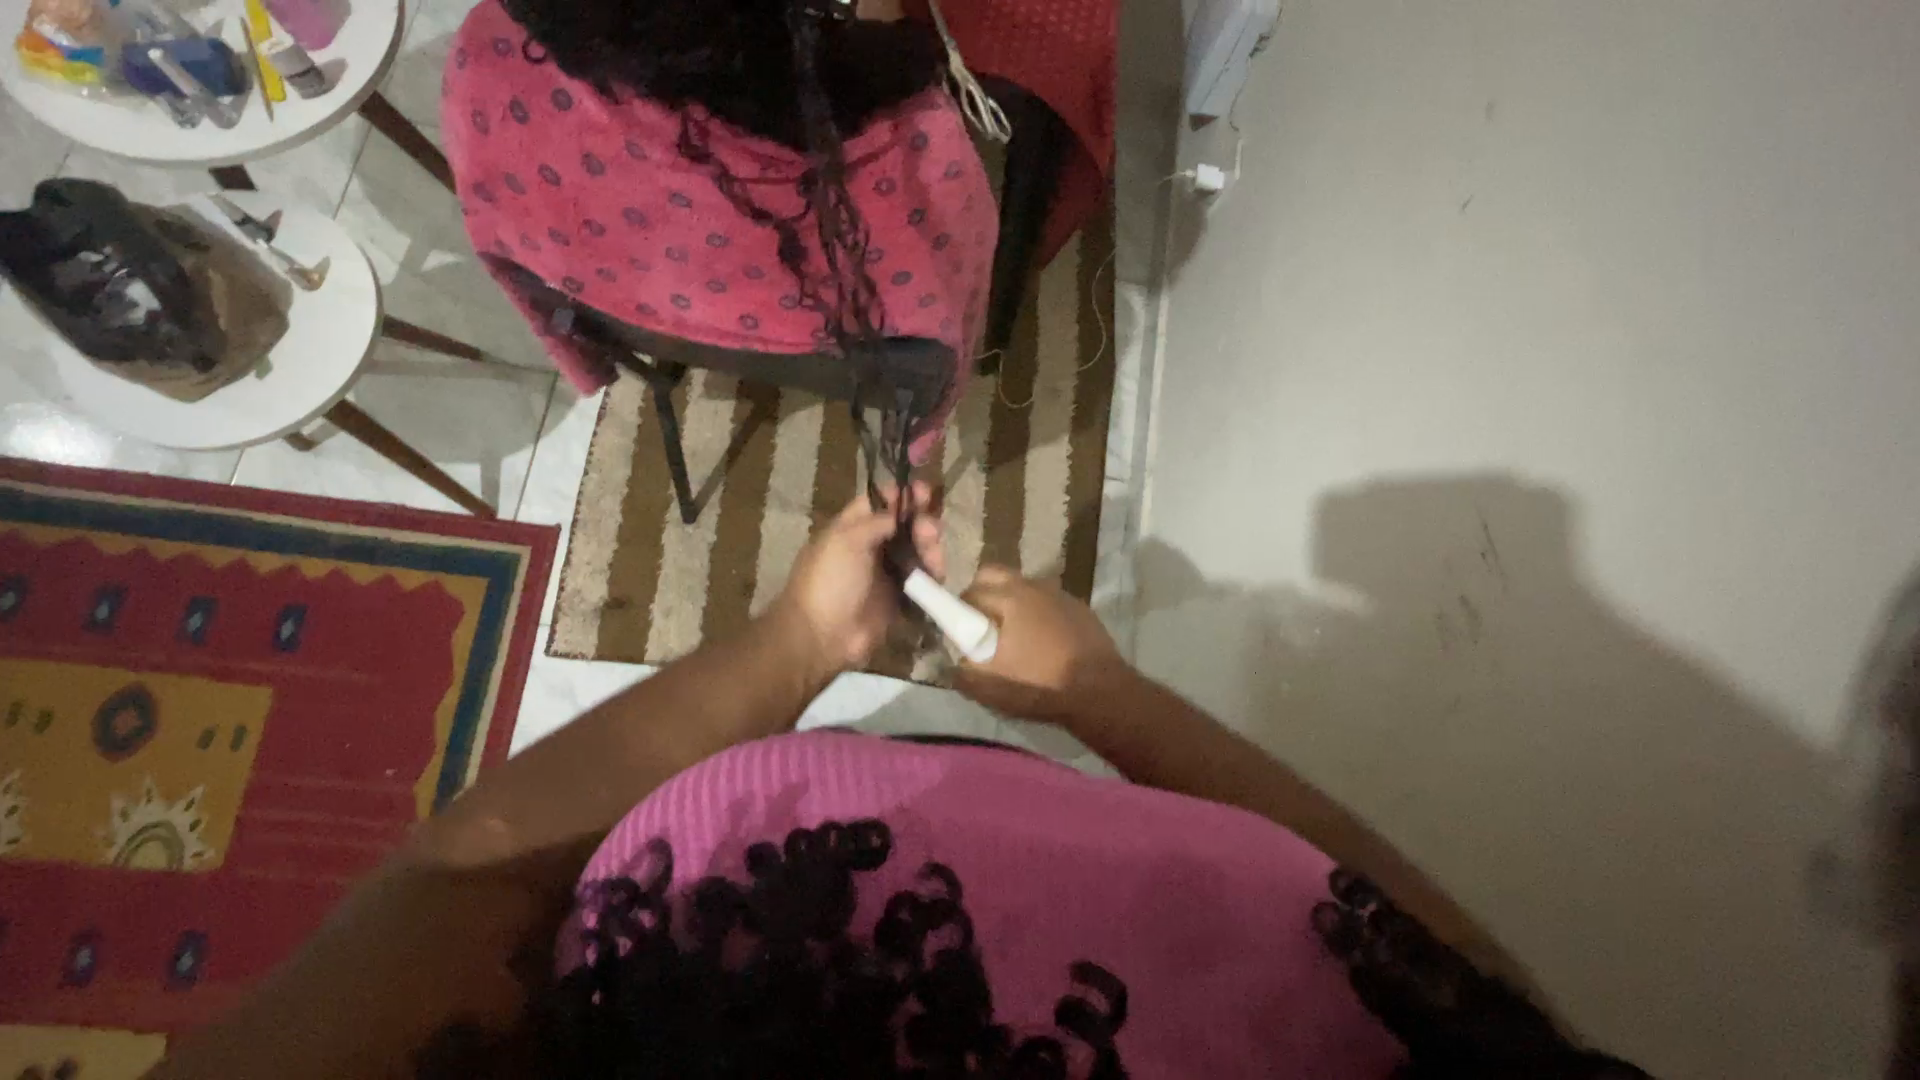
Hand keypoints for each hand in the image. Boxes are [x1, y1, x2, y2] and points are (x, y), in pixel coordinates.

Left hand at [771, 483, 945, 672]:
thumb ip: (876, 519)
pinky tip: (936, 576)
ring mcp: (886, 574)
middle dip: (923, 522)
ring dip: (931, 548)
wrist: (822, 637)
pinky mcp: (899, 599)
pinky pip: (923, 581)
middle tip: (930, 530)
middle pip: (906, 525)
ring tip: (934, 559)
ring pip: (919, 551)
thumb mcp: (845, 539)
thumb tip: (899, 511)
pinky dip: (932, 575)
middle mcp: (871, 547)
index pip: (881, 502)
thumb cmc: (829, 581)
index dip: (903, 495)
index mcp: (852, 528)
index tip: (924, 492)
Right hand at [953, 565, 1132, 724]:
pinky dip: (1038, 612)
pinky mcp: (1080, 607)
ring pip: (1024, 585)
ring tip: (1014, 634)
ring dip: (1012, 600)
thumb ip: (961, 673)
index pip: (971, 592)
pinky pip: (1048, 601)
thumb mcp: (990, 688)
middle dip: (982, 593)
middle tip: (983, 626)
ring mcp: (1060, 593)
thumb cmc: (1040, 685)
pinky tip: (1043, 640)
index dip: (959, 611)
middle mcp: (1033, 586)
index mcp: (1009, 598)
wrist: (1100, 693)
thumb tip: (952, 664)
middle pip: (995, 575)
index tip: (961, 633)